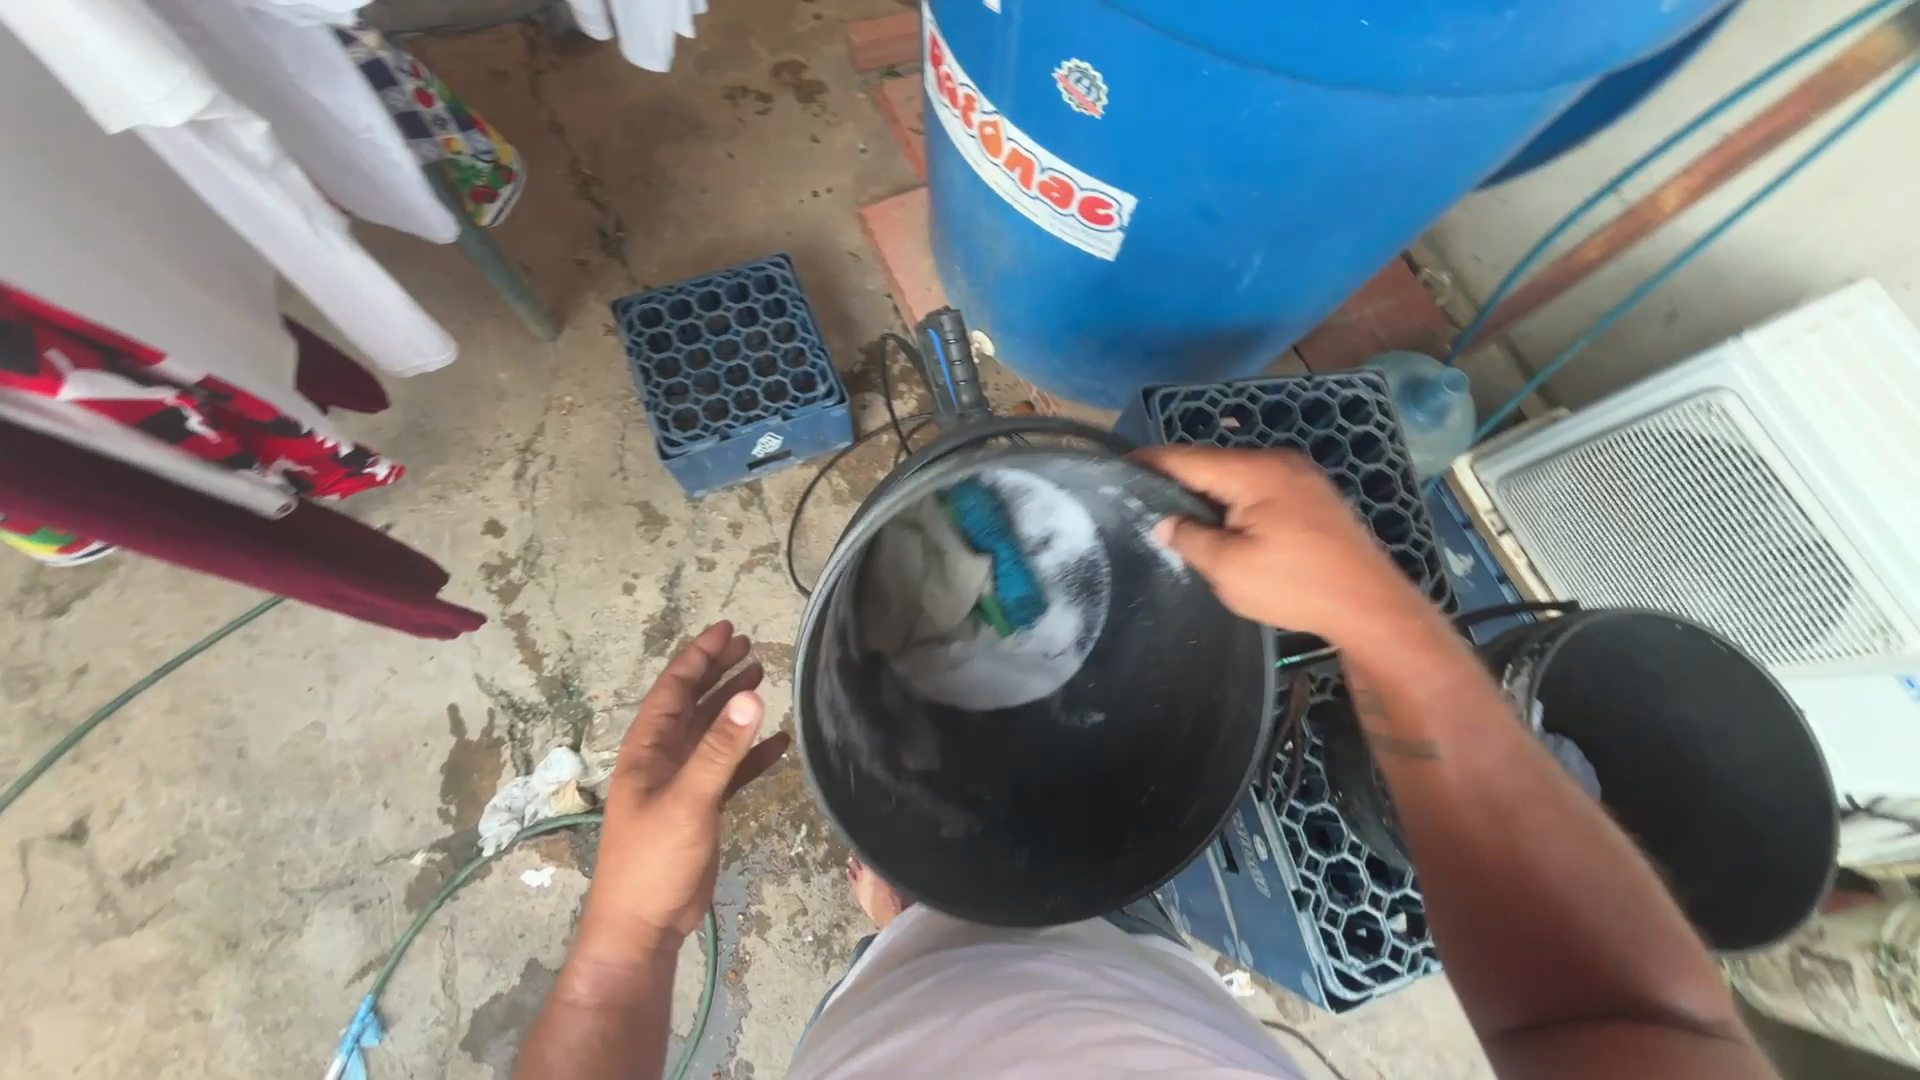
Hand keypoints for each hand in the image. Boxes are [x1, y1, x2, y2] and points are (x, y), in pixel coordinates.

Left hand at [577, 622, 791, 963]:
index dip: (699, 656)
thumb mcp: (689, 798)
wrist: (643, 925)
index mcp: (648, 747)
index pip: (674, 687)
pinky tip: (777, 744)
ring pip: (711, 733)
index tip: (727, 628)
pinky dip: (750, 753)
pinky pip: (729, 769)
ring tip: (762, 679)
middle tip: (749, 646)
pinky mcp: (701, 807)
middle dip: (718, 673)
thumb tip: (751, 695)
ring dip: (733, 707)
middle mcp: (663, 757)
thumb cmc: (655, 858)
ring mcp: (682, 783)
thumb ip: (721, 748)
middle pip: (693, 703)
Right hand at [1136, 446, 1448, 650]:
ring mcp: (1301, 477)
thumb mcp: (1229, 568)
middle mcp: (1278, 462)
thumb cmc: (1296, 585)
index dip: (1149, 462)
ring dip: (1207, 493)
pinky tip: (1222, 523)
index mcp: (1253, 472)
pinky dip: (1234, 501)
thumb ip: (1190, 539)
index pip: (1186, 458)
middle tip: (1141, 501)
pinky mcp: (1314, 496)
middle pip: (1212, 464)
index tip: (1117, 466)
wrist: (1371, 606)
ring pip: (1237, 477)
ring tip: (1175, 515)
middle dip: (1177, 480)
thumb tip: (1163, 524)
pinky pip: (1260, 488)